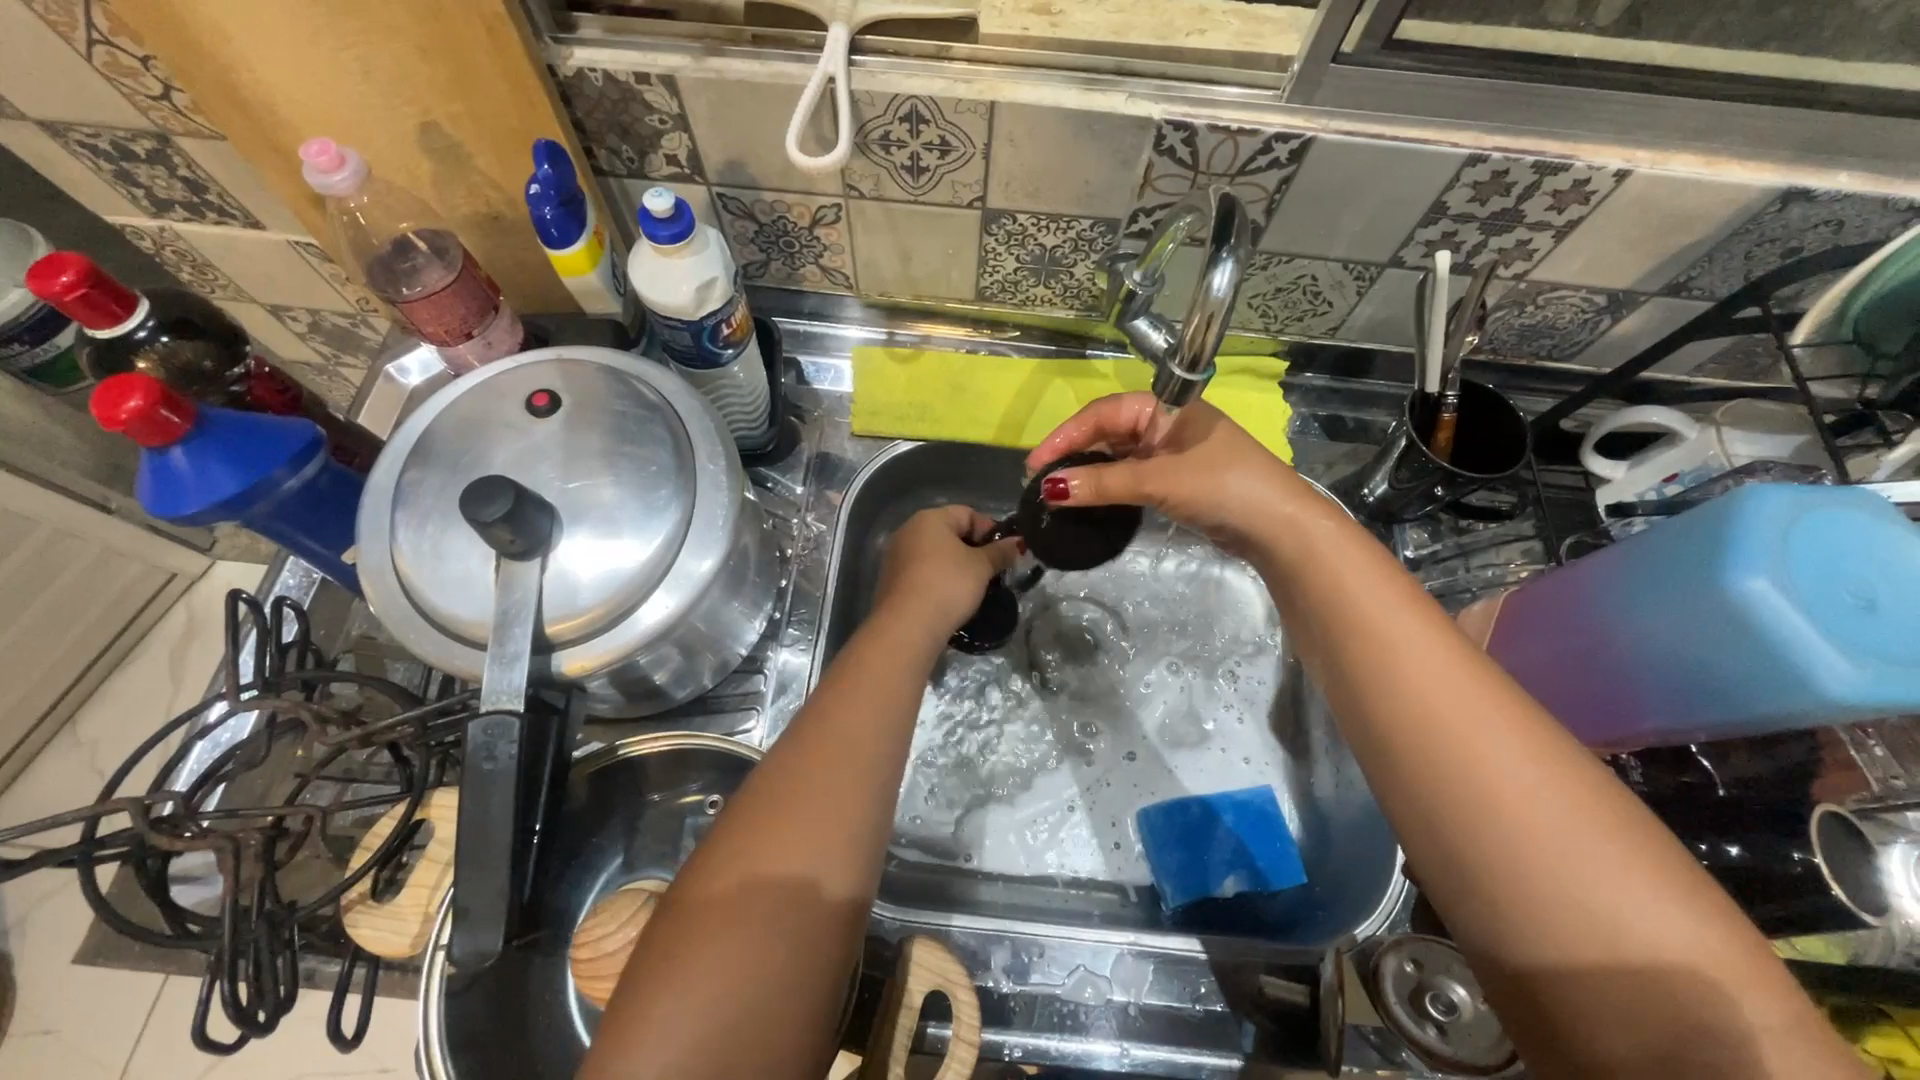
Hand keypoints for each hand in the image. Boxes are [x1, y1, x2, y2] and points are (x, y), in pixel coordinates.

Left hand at [873, 505, 1020, 635]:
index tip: (1004, 552)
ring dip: (956, 566)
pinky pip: (922, 572)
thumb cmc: (948, 585)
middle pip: (949, 533)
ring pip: (935, 554)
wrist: (907, 626)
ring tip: (974, 586)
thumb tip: (1018, 542)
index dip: (990, 530)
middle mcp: (908, 530)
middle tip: (992, 570)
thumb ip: (1001, 552)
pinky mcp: (891, 581)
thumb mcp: (981, 567)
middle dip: (973, 549)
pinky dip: (938, 580)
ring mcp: (896, 556)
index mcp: (929, 518)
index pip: (967, 513)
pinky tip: (951, 597)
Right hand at [1026, 394, 1328, 552]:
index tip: (1036, 464)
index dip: (1067, 435)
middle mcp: (1167, 424)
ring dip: (1090, 473)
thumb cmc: (1222, 486)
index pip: (1104, 413)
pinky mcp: (1177, 482)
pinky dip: (1109, 488)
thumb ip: (1102, 483)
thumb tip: (1048, 489)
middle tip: (1040, 481)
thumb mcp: (1158, 481)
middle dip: (1074, 454)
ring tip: (1058, 493)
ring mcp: (1172, 454)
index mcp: (1167, 406)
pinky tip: (1090, 501)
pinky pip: (1132, 478)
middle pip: (1108, 432)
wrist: (1278, 527)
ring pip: (1119, 457)